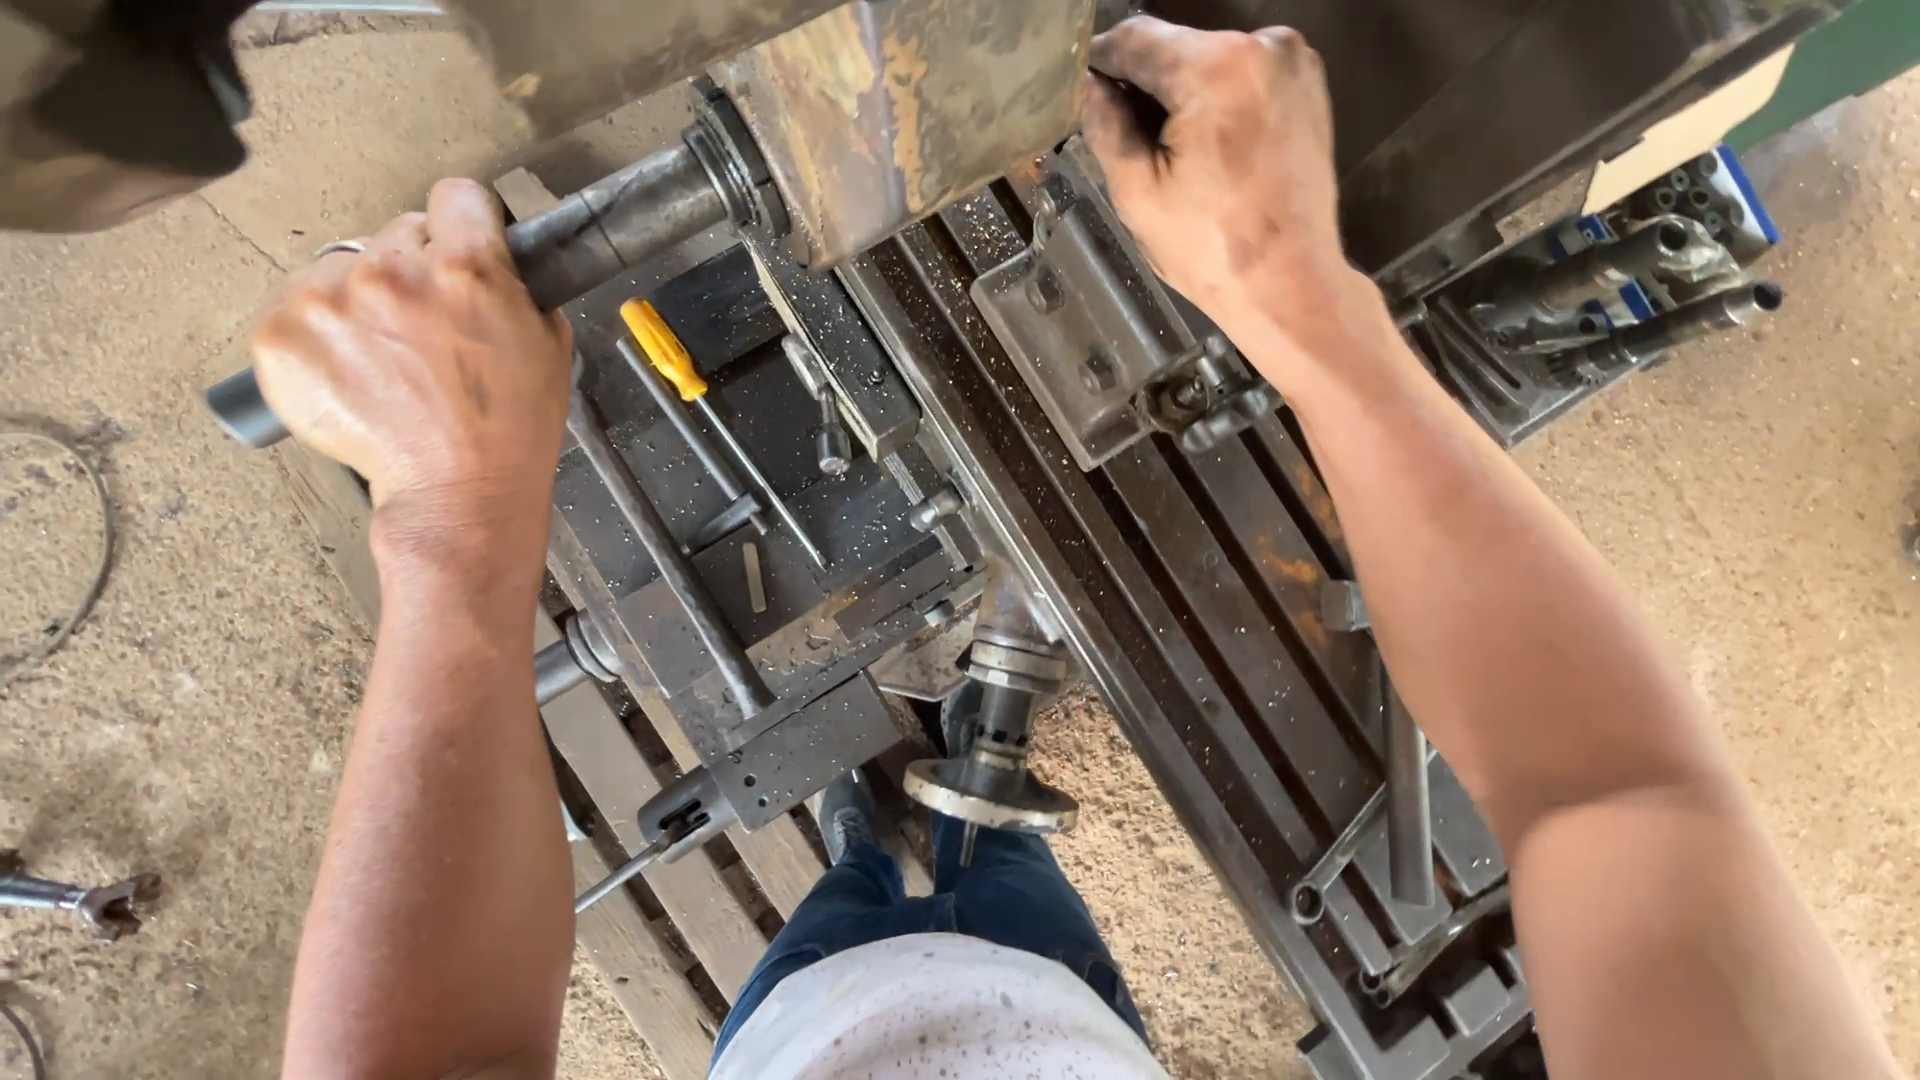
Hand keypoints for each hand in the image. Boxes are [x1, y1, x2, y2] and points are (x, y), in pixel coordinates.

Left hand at [250, 179, 571, 562]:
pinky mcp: (280, 334)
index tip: (466, 245)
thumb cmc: (513, 428)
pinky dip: (322, 332)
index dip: (468, 222)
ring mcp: (327, 300)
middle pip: (397, 232)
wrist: (461, 491)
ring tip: (390, 357)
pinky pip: (297, 306)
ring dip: (364, 298)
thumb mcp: (550, 348)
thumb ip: (519, 291)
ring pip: (342, 267)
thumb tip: (497, 265)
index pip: (457, 195)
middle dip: (416, 268)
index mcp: (469, 269)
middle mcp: (392, 269)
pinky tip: (356, 372)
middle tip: (432, 325)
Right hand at [1083, 17, 1391, 389]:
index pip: (1137, 38)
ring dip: (1180, 95)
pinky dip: (1217, 102)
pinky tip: (1207, 151)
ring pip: (1210, 62)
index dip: (1101, 61)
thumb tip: (1091, 86)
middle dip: (1145, 84)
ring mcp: (1293, 62)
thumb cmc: (1208, 248)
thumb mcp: (1138, 193)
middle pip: (1177, 47)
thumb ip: (1107, 127)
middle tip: (1122, 134)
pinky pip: (1243, 78)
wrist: (1288, 281)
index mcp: (1216, 68)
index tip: (1081, 86)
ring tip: (1166, 152)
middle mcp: (1262, 45)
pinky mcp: (1308, 86)